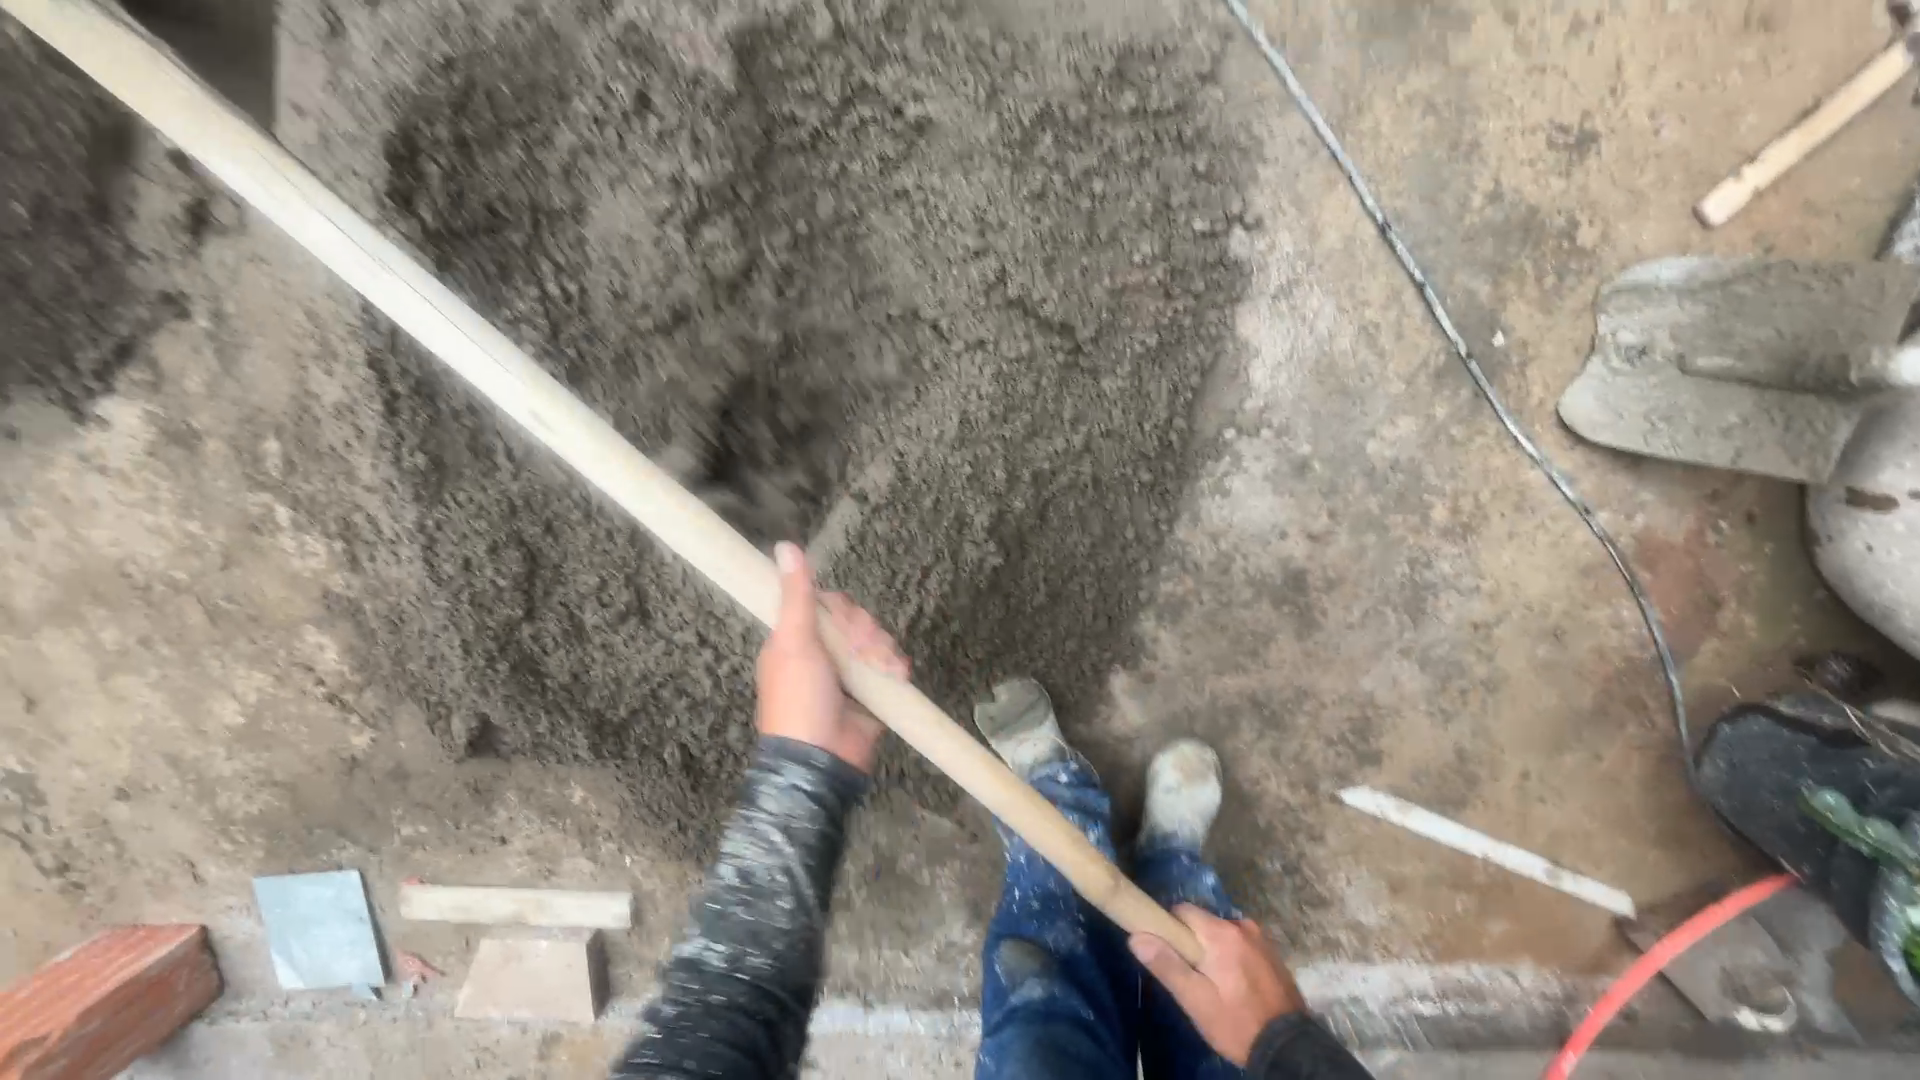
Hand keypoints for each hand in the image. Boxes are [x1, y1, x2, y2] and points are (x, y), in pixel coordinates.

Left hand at [755, 542, 909, 773]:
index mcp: (795, 639)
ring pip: (874, 640)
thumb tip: (786, 547)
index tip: (845, 623)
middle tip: (862, 651)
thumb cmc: (798, 699)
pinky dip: (895, 666)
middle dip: (865, 632)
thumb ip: (797, 595)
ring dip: (882, 649)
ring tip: (882, 668)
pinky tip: (897, 675)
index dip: (840, 609)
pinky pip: (889, 664)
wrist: (822, 759)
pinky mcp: (871, 691)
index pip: (824, 604)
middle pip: (854, 620)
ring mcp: (848, 673)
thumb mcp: (794, 642)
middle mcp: (821, 652)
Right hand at [1129, 904, 1306, 1065]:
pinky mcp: (1273, 954)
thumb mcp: (1196, 1000)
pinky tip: (1236, 985)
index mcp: (1221, 933)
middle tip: (1191, 976)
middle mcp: (1243, 926)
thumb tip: (1136, 937)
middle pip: (1203, 922)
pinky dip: (1233, 956)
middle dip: (1193, 943)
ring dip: (1214, 950)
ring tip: (1214, 984)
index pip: (1183, 911)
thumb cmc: (1237, 1023)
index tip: (1166, 951)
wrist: (1290, 1050)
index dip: (1169, 928)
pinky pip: (1241, 944)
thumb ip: (1166, 965)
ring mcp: (1261, 939)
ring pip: (1223, 934)